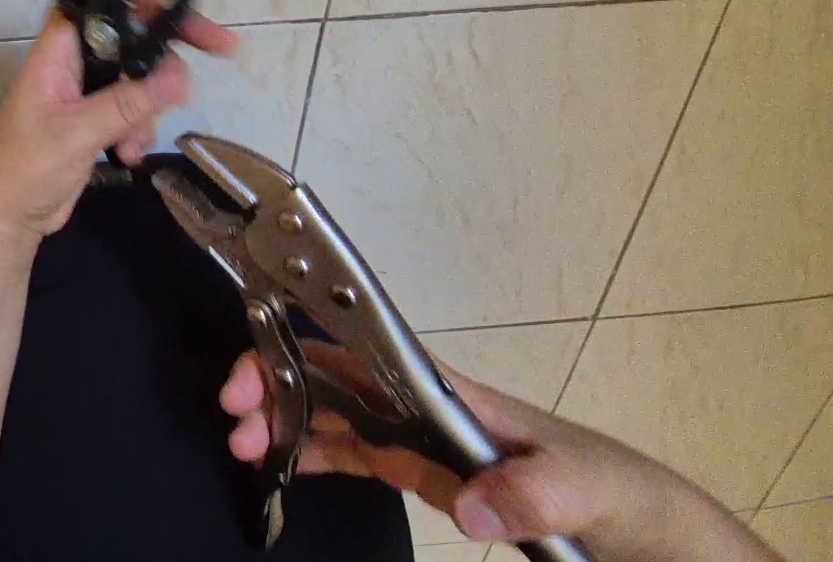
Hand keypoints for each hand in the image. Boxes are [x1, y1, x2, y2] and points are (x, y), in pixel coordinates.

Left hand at [0, 0, 236, 239]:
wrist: (8, 216)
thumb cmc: (24, 168)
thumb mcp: (76, 133)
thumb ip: (126, 104)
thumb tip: (180, 78)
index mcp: (56, 52)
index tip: (175, 2)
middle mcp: (72, 64)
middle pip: (129, 35)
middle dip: (168, 49)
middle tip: (219, 48)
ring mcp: (85, 93)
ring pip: (139, 78)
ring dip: (149, 108)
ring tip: (131, 143)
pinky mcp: (95, 121)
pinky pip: (134, 111)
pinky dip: (139, 131)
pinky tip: (126, 156)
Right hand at [218, 352, 748, 561]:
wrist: (643, 529)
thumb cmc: (612, 485)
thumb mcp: (584, 487)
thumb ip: (529, 493)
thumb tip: (466, 508)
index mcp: (436, 387)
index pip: (350, 349)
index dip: (294, 349)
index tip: (255, 368)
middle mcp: (408, 401)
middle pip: (320, 377)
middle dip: (270, 386)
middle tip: (236, 418)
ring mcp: (406, 434)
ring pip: (321, 411)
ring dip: (278, 421)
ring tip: (243, 444)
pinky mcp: (410, 469)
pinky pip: (345, 452)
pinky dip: (306, 453)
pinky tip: (278, 463)